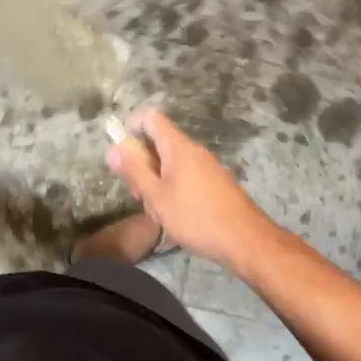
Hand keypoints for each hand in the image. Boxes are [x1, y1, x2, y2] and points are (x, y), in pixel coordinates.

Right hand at [106, 109, 269, 266]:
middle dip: (143, 163)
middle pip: (160, 143)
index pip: (151, 118)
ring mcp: (208, 166)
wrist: (247, 242)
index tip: (123, 152)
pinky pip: (187, 174)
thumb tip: (112, 147)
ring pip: (172, 162)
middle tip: (140, 194)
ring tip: (158, 210)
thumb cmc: (197, 218)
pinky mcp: (217, 183)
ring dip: (158, 180)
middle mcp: (194, 150)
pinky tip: (178, 216)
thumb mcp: (157, 198)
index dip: (132, 127)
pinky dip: (175, 187)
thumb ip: (134, 171)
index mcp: (178, 147)